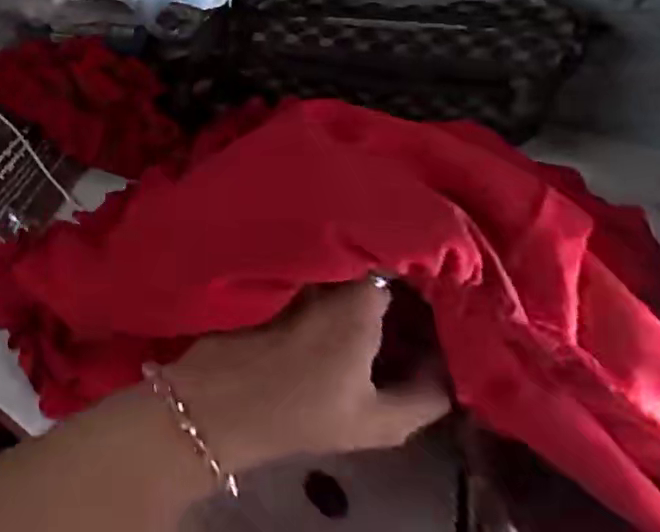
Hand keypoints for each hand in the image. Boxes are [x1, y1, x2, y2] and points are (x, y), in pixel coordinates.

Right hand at [163, 281, 451, 471]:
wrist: (214, 394)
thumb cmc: (293, 375)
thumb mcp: (345, 330)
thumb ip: (371, 294)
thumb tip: (382, 265)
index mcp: (394, 412)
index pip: (441, 373)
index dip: (445, 333)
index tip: (439, 283)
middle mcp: (365, 396)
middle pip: (391, 345)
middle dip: (390, 303)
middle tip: (392, 254)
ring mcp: (323, 375)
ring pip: (349, 328)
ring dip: (349, 294)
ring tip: (354, 247)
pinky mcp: (286, 355)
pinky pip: (312, 319)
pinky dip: (316, 294)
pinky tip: (314, 261)